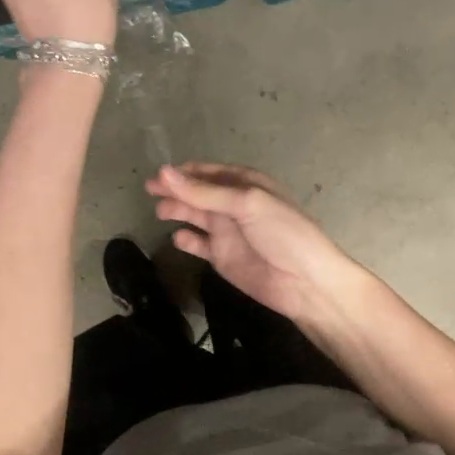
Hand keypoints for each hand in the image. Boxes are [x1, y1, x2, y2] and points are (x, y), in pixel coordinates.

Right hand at [145, 162, 365, 324]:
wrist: (305, 282)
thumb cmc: (284, 233)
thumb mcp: (246, 204)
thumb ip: (205, 192)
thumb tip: (163, 172)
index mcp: (246, 184)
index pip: (208, 172)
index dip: (183, 172)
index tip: (158, 175)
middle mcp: (234, 204)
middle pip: (197, 193)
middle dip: (175, 190)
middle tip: (149, 191)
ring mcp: (227, 232)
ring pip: (194, 216)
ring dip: (177, 211)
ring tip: (161, 212)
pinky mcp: (222, 257)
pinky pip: (198, 244)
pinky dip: (186, 240)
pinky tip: (178, 238)